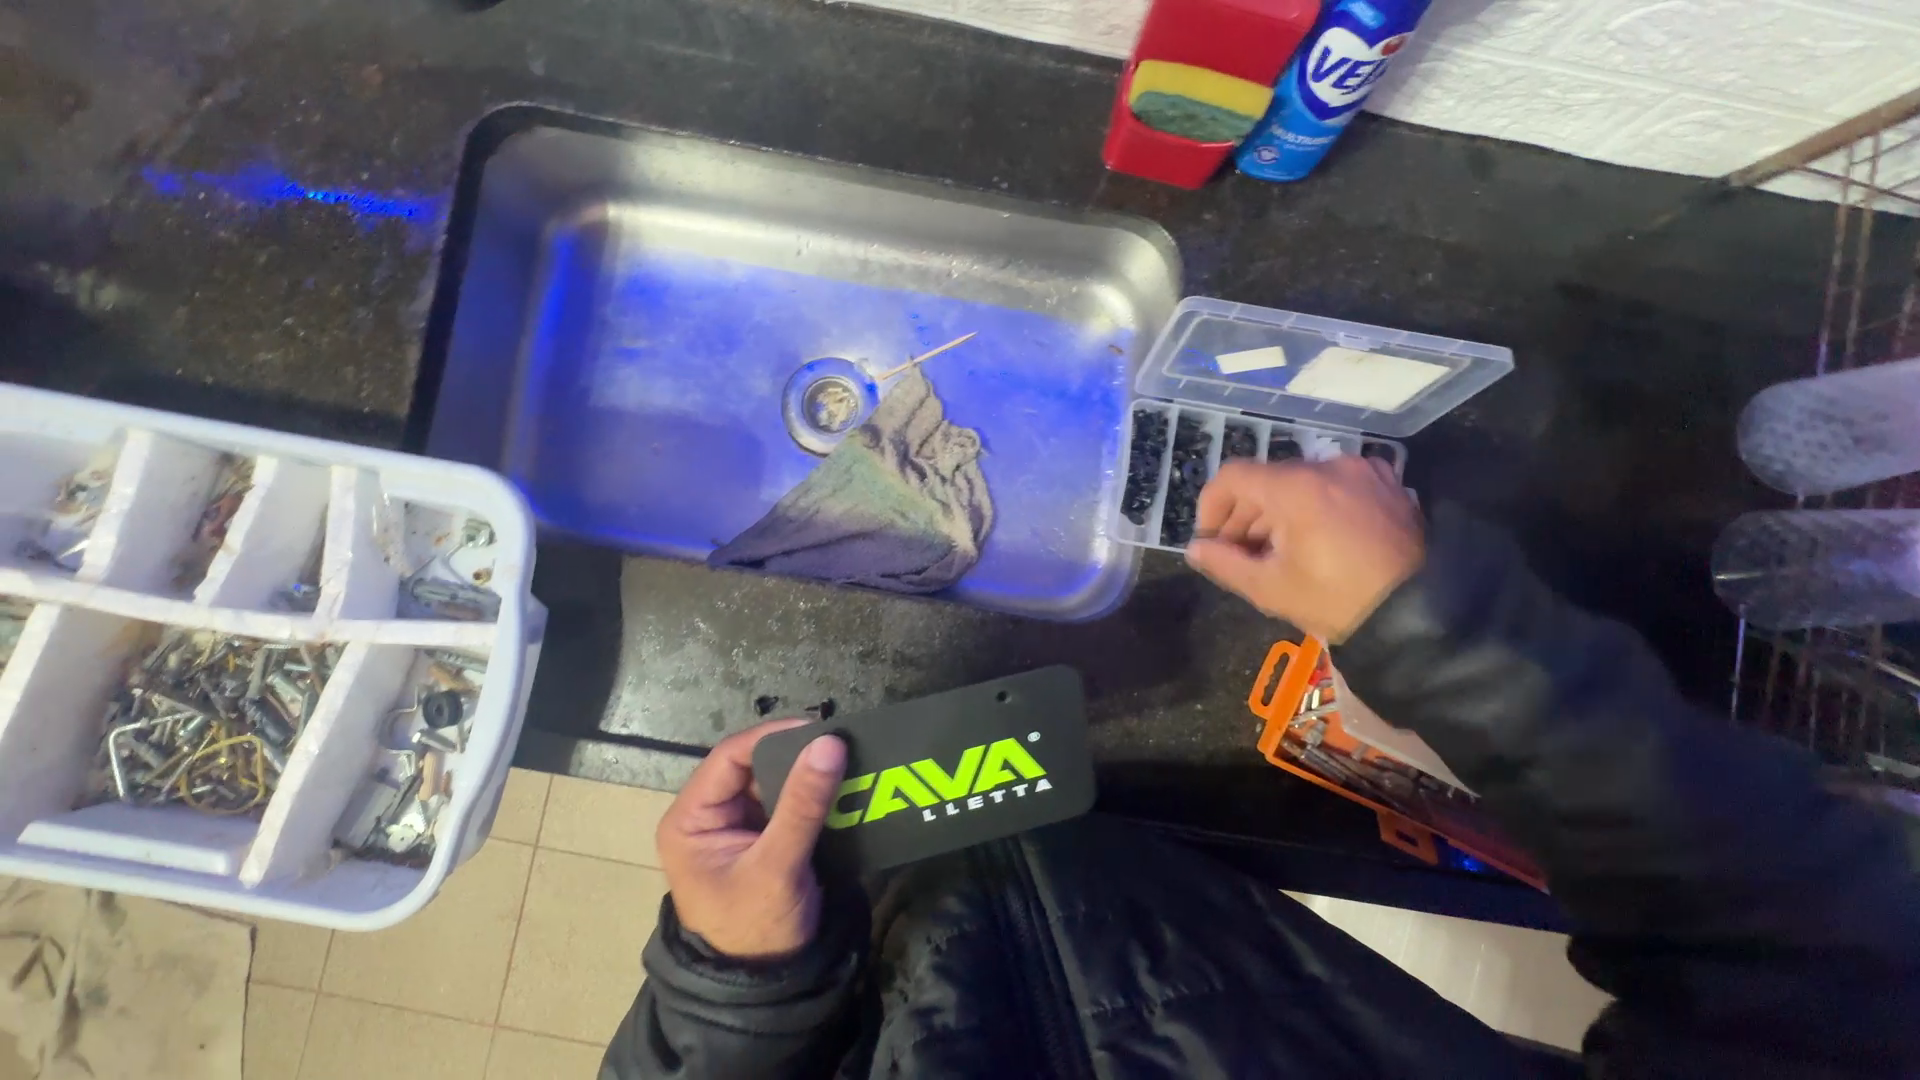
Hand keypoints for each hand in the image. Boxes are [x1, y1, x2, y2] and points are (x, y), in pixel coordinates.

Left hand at [656, 719, 847, 960]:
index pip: (729, 757)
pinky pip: (790, 802)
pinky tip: (842, 785)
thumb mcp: (777, 866)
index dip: (772, 737)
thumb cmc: (755, 930)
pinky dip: (814, 793)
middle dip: (795, 754)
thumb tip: (829, 743)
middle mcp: (711, 815)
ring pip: (776, 781)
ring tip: (846, 759)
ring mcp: (739, 827)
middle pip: (754, 765)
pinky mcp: (767, 838)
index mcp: (691, 819)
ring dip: (808, 772)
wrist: (769, 990)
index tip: (818, 729)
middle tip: (839, 743)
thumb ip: (802, 804)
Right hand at [1185, 457, 1424, 641]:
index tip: (1211, 539)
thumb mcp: (1271, 588)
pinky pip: (1335, 486)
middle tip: (1241, 555)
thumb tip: (1195, 549)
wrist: (1423, 612)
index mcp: (1294, 487)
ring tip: (1281, 553)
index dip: (1211, 506)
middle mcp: (1327, 466)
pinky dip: (1315, 505)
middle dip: (1245, 516)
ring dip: (1279, 512)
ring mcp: (1362, 471)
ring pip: (1301, 482)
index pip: (1232, 476)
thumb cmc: (1338, 600)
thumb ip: (1224, 563)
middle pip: (1267, 480)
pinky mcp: (1387, 483)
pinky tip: (1319, 541)